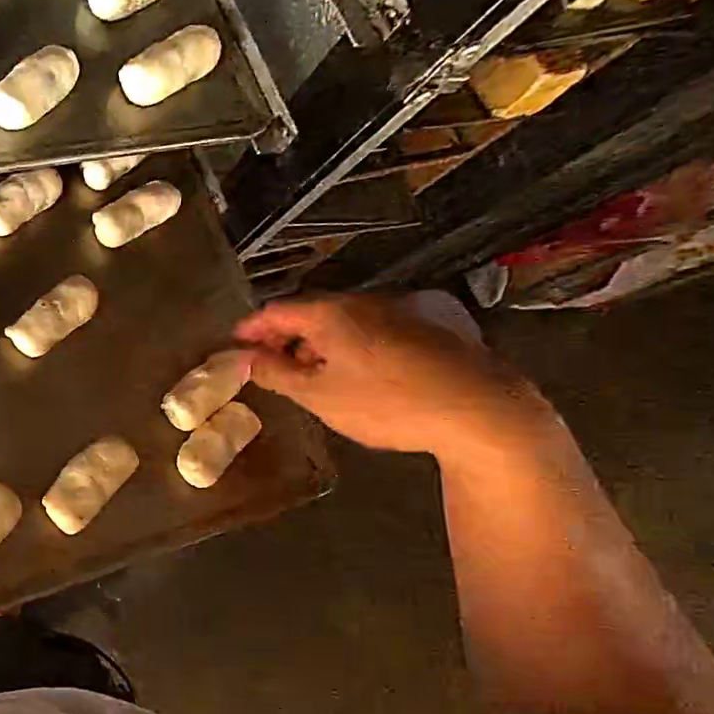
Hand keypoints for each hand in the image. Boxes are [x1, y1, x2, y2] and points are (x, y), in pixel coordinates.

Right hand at [234, 293, 555, 463]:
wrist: (481, 410)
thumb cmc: (388, 403)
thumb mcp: (320, 396)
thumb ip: (277, 374)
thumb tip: (244, 358)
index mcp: (331, 314)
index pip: (276, 311)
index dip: (251, 328)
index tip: (233, 345)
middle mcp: (362, 302)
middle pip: (310, 312)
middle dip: (283, 336)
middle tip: (267, 363)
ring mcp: (398, 311)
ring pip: (342, 320)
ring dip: (316, 341)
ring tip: (307, 372)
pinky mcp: (425, 326)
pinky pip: (369, 328)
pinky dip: (347, 344)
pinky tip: (354, 372)